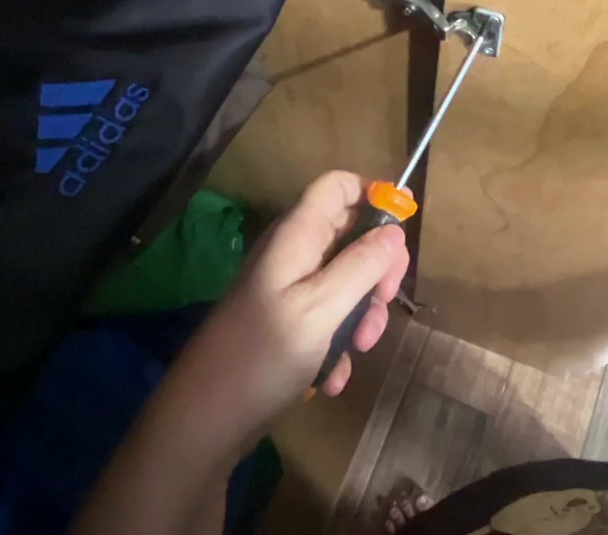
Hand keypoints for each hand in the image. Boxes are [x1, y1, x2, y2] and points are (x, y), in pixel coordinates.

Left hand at [166, 171, 408, 440]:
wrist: (202, 422)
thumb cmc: (263, 355)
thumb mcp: (321, 308)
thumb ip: (362, 264)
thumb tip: (395, 230)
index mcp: (298, 235)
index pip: (337, 186)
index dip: (373, 192)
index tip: (405, 221)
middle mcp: (294, 253)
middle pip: (352, 234)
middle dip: (377, 267)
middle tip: (387, 300)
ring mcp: (289, 289)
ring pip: (347, 280)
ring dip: (362, 312)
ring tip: (359, 349)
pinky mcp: (288, 322)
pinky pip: (329, 316)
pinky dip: (339, 341)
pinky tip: (333, 375)